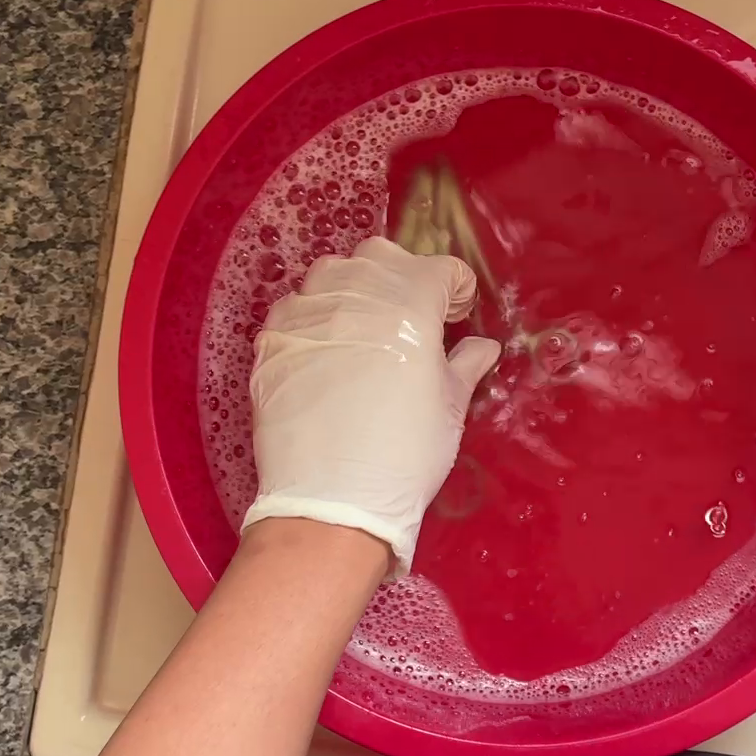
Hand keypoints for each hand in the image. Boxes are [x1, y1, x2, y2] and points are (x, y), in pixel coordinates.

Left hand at [243, 236, 501, 578]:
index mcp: (410, 302)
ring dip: (353, 290)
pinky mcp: (272, 338)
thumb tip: (483, 346)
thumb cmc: (407, 452)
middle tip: (410, 317)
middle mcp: (355, 292)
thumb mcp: (451, 407)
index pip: (441, 268)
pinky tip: (323, 352)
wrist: (334, 499)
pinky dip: (314, 319)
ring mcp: (307, 311)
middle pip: (382, 257)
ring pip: (331, 273)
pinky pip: (295, 309)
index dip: (456, 289)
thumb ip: (467, 364)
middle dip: (402, 275)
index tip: (456, 315)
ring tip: (362, 329)